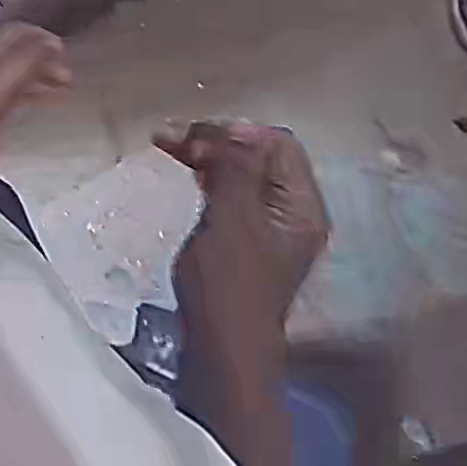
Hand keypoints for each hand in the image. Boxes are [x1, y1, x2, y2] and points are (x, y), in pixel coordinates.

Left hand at [0, 22, 70, 174]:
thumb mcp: (7, 75)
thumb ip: (31, 56)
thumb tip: (52, 41)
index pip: (18, 30)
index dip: (42, 36)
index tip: (63, 49)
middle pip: (18, 51)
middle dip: (44, 57)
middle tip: (66, 71)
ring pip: (15, 72)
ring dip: (39, 75)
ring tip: (61, 85)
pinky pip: (10, 92)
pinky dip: (28, 92)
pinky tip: (35, 102)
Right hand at [156, 122, 328, 336]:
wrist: (221, 336)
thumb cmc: (228, 278)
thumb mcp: (232, 219)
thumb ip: (235, 172)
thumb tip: (235, 129)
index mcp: (300, 205)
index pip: (278, 144)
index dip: (235, 133)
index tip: (193, 141)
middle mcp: (289, 207)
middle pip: (257, 152)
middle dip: (214, 138)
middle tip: (169, 139)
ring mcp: (266, 218)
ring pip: (239, 166)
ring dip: (204, 150)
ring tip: (165, 143)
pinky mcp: (242, 226)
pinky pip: (228, 183)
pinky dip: (204, 169)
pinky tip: (181, 165)